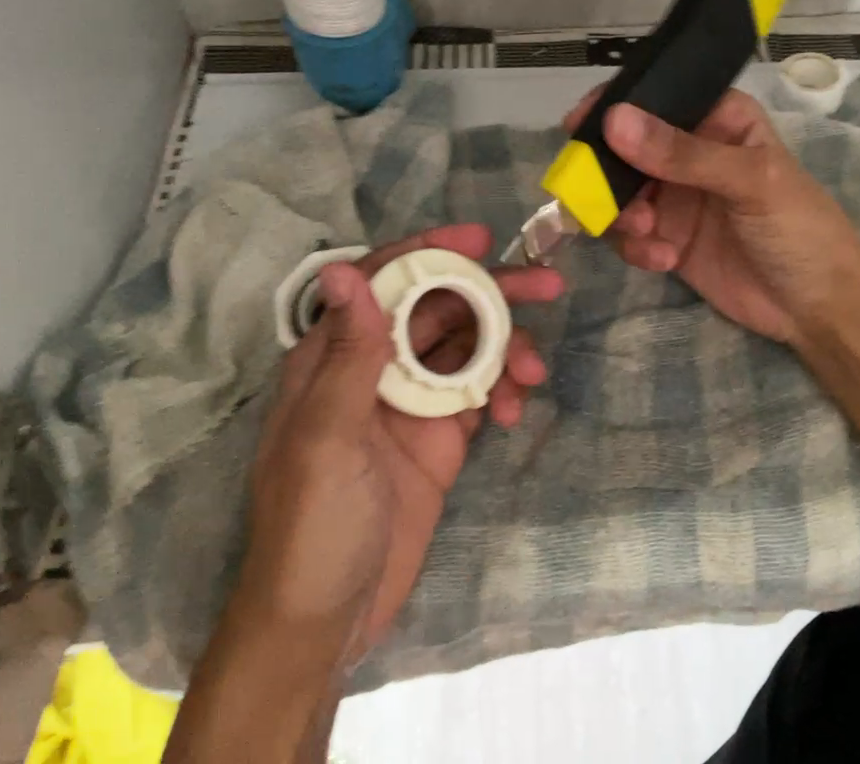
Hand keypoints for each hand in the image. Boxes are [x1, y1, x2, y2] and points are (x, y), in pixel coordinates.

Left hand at [233, 223, 560, 659]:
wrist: (328, 618)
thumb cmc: (312, 526)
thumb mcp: (325, 439)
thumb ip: (347, 357)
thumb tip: (346, 272)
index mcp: (332, 359)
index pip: (382, 285)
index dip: (428, 254)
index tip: (481, 241)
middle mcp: (373, 370)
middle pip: (436, 310)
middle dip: (489, 294)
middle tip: (547, 288)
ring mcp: (410, 405)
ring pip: (466, 350)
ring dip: (504, 348)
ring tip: (533, 372)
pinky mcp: (439, 440)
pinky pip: (479, 395)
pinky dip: (502, 392)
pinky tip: (515, 411)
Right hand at [563, 87, 859, 343]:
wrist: (816, 305)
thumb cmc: (798, 228)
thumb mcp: (749, 182)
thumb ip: (683, 154)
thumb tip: (615, 121)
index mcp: (719, 118)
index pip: (658, 96)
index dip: (615, 105)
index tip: (579, 126)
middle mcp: (691, 152)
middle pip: (626, 147)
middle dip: (608, 171)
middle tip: (597, 195)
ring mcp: (676, 197)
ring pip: (619, 192)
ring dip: (621, 213)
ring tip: (645, 232)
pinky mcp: (667, 239)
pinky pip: (629, 235)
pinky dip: (635, 247)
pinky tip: (664, 260)